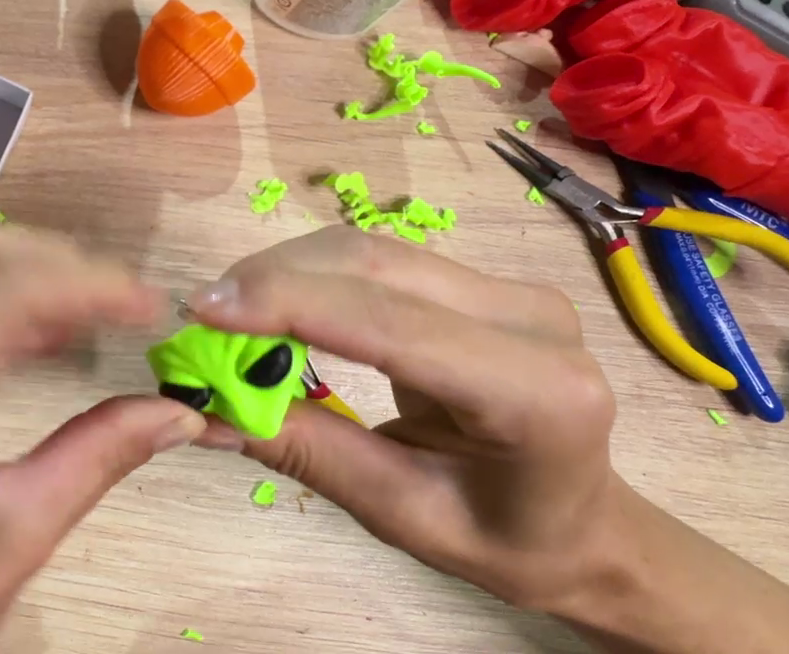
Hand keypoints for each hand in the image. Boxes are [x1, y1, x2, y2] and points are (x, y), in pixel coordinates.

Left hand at [0, 224, 203, 653]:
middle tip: (118, 301)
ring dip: (19, 267)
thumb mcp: (19, 534)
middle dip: (52, 260)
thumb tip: (179, 411)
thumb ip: (100, 455)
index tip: (148, 303)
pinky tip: (37, 326)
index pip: (1, 297)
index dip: (85, 285)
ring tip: (88, 311)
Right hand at [187, 226, 620, 611]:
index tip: (202, 309)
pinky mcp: (476, 279)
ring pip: (364, 249)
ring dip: (283, 272)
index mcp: (539, 394)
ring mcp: (506, 289)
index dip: (289, 304)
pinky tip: (273, 303)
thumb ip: (307, 452)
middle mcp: (531, 320)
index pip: (391, 324)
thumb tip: (205, 409)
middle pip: (372, 266)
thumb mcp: (403, 516)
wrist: (587, 524)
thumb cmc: (507, 538)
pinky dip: (308, 274)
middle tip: (201, 318)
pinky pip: (372, 257)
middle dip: (272, 281)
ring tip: (228, 313)